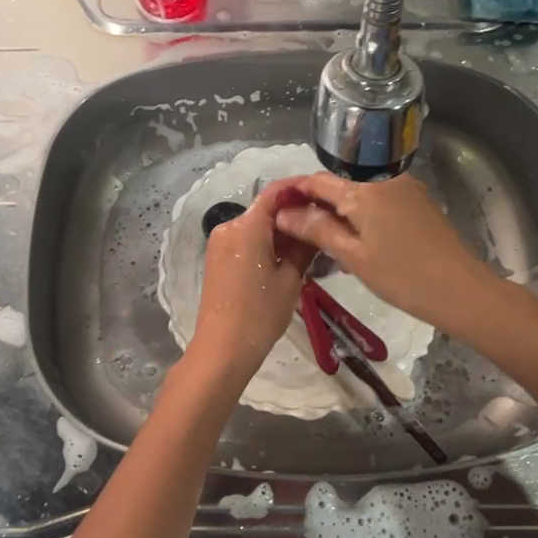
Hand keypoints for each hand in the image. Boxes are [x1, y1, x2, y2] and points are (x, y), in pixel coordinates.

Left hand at [190, 185, 317, 379]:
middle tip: (321, 229)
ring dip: (279, 233)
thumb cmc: (260, 313)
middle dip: (292, 216)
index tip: (320, 194)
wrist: (222, 348)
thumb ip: (303, 246)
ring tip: (307, 249)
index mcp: (246, 226)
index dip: (298, 189)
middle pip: (265, 211)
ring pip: (255, 227)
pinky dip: (264, 245)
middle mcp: (229, 227)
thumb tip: (314, 224)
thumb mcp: (290, 279)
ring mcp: (219, 243)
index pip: (274, 193)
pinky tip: (283, 261)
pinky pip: (245, 242)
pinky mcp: (217, 259)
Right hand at [268, 172, 500, 329]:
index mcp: (363, 188)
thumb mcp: (352, 255)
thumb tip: (283, 213)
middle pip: (338, 183)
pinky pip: (377, 199)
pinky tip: (353, 240)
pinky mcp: (416, 201)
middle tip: (294, 231)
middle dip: (313, 203)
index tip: (273, 210)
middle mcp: (382, 178)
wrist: (460, 290)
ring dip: (337, 210)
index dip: (292, 193)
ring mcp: (403, 188)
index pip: (316, 180)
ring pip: (358, 192)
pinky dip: (360, 214)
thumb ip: (316, 229)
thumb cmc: (402, 276)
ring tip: (320, 240)